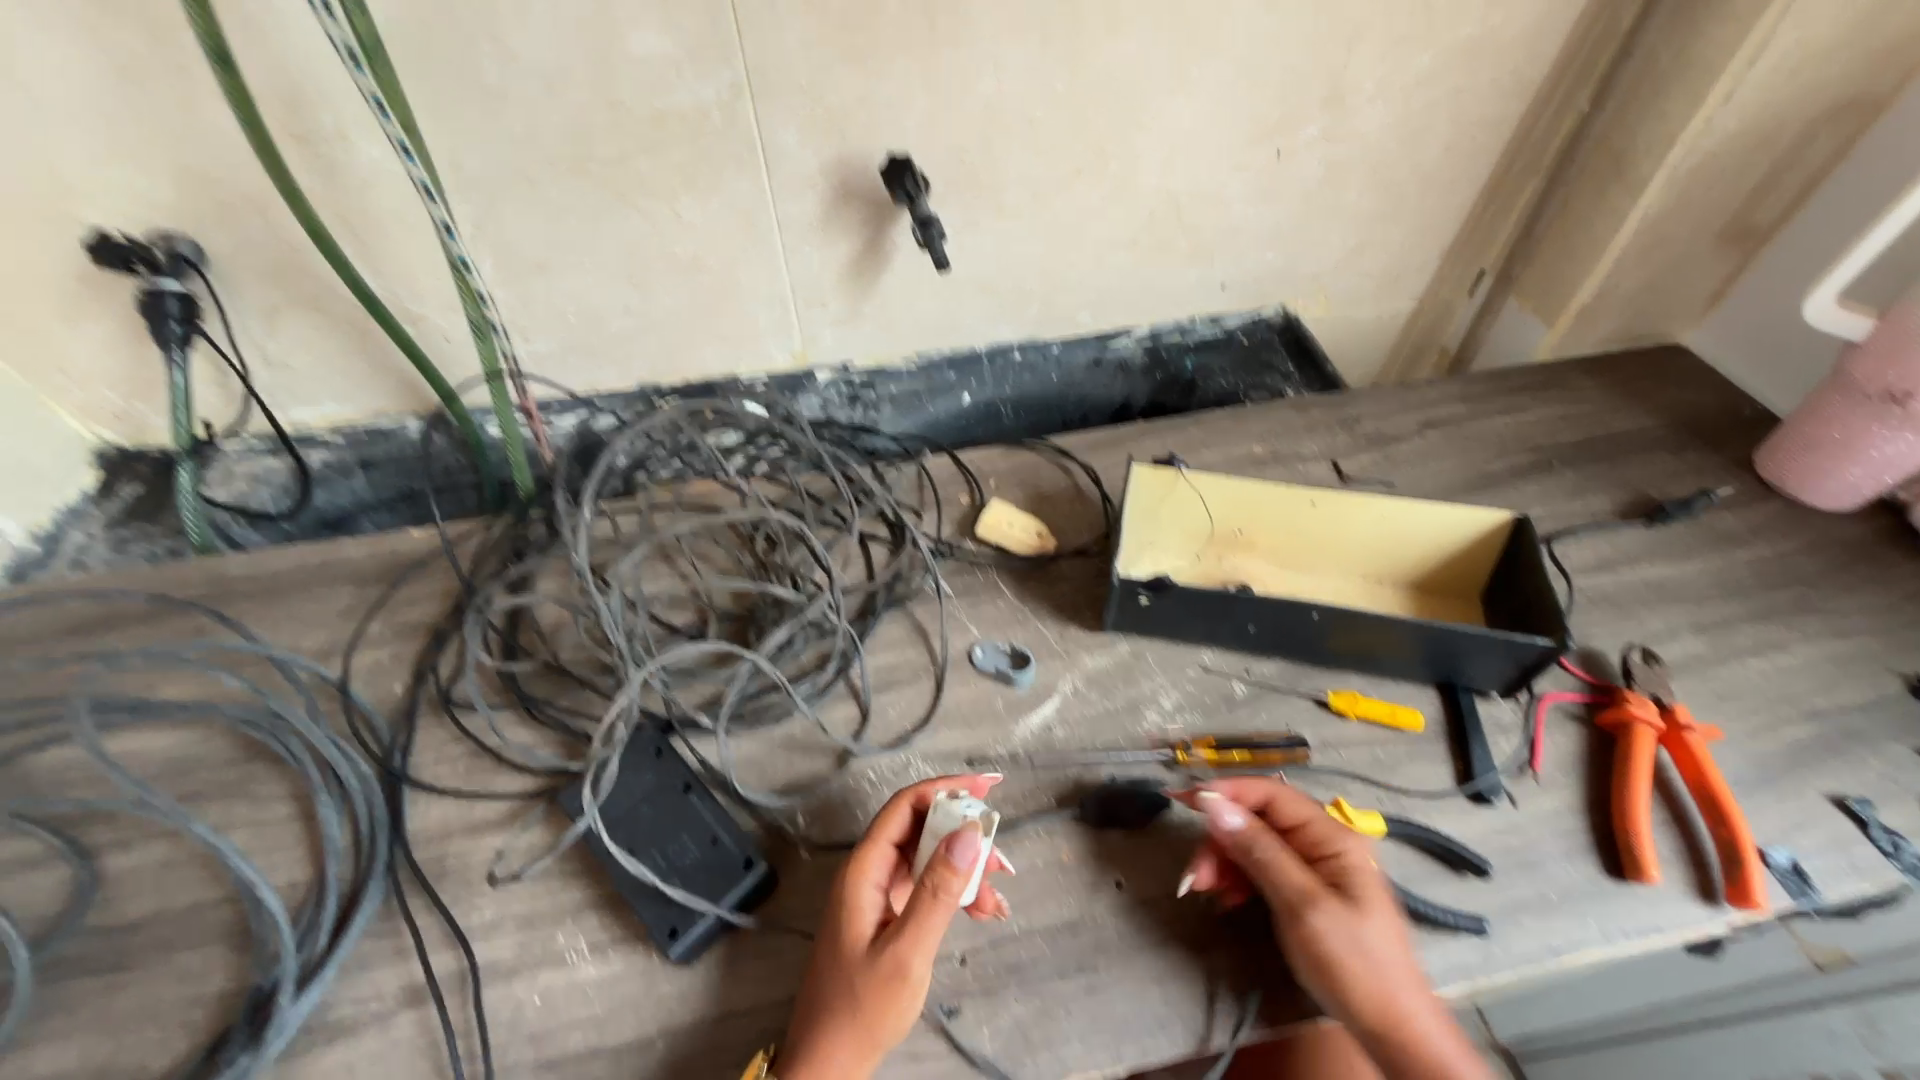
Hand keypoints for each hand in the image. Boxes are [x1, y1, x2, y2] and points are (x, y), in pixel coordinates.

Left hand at [779, 774, 1012, 1079]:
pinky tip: (983, 912)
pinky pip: (926, 888)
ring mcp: (877, 895)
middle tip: (1002, 850)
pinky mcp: (887, 916)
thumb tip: (970, 831)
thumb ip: (938, 890)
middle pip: (921, 830)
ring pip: (928, 860)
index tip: (987, 787)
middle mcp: (869, 873)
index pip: (905, 807)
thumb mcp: (907, 950)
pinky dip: (955, 894)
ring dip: (965, 869)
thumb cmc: (862, 1008)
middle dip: (964, 834)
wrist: (829, 1061)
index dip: (945, 789)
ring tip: (1000, 892)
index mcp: (864, 870)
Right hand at [1171, 780, 1445, 1039]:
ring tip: (1205, 891)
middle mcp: (1323, 842)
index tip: (1185, 802)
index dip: (1226, 792)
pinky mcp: (1306, 890)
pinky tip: (1226, 899)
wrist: (1391, 1026)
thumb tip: (1214, 805)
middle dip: (1221, 839)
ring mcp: (1315, 867)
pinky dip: (1239, 879)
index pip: (1271, 794)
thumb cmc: (1352, 962)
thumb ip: (1259, 851)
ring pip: (1254, 844)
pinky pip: (1262, 869)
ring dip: (1224, 861)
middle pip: (1257, 820)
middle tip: (1196, 875)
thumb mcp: (1301, 905)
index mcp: (1331, 836)